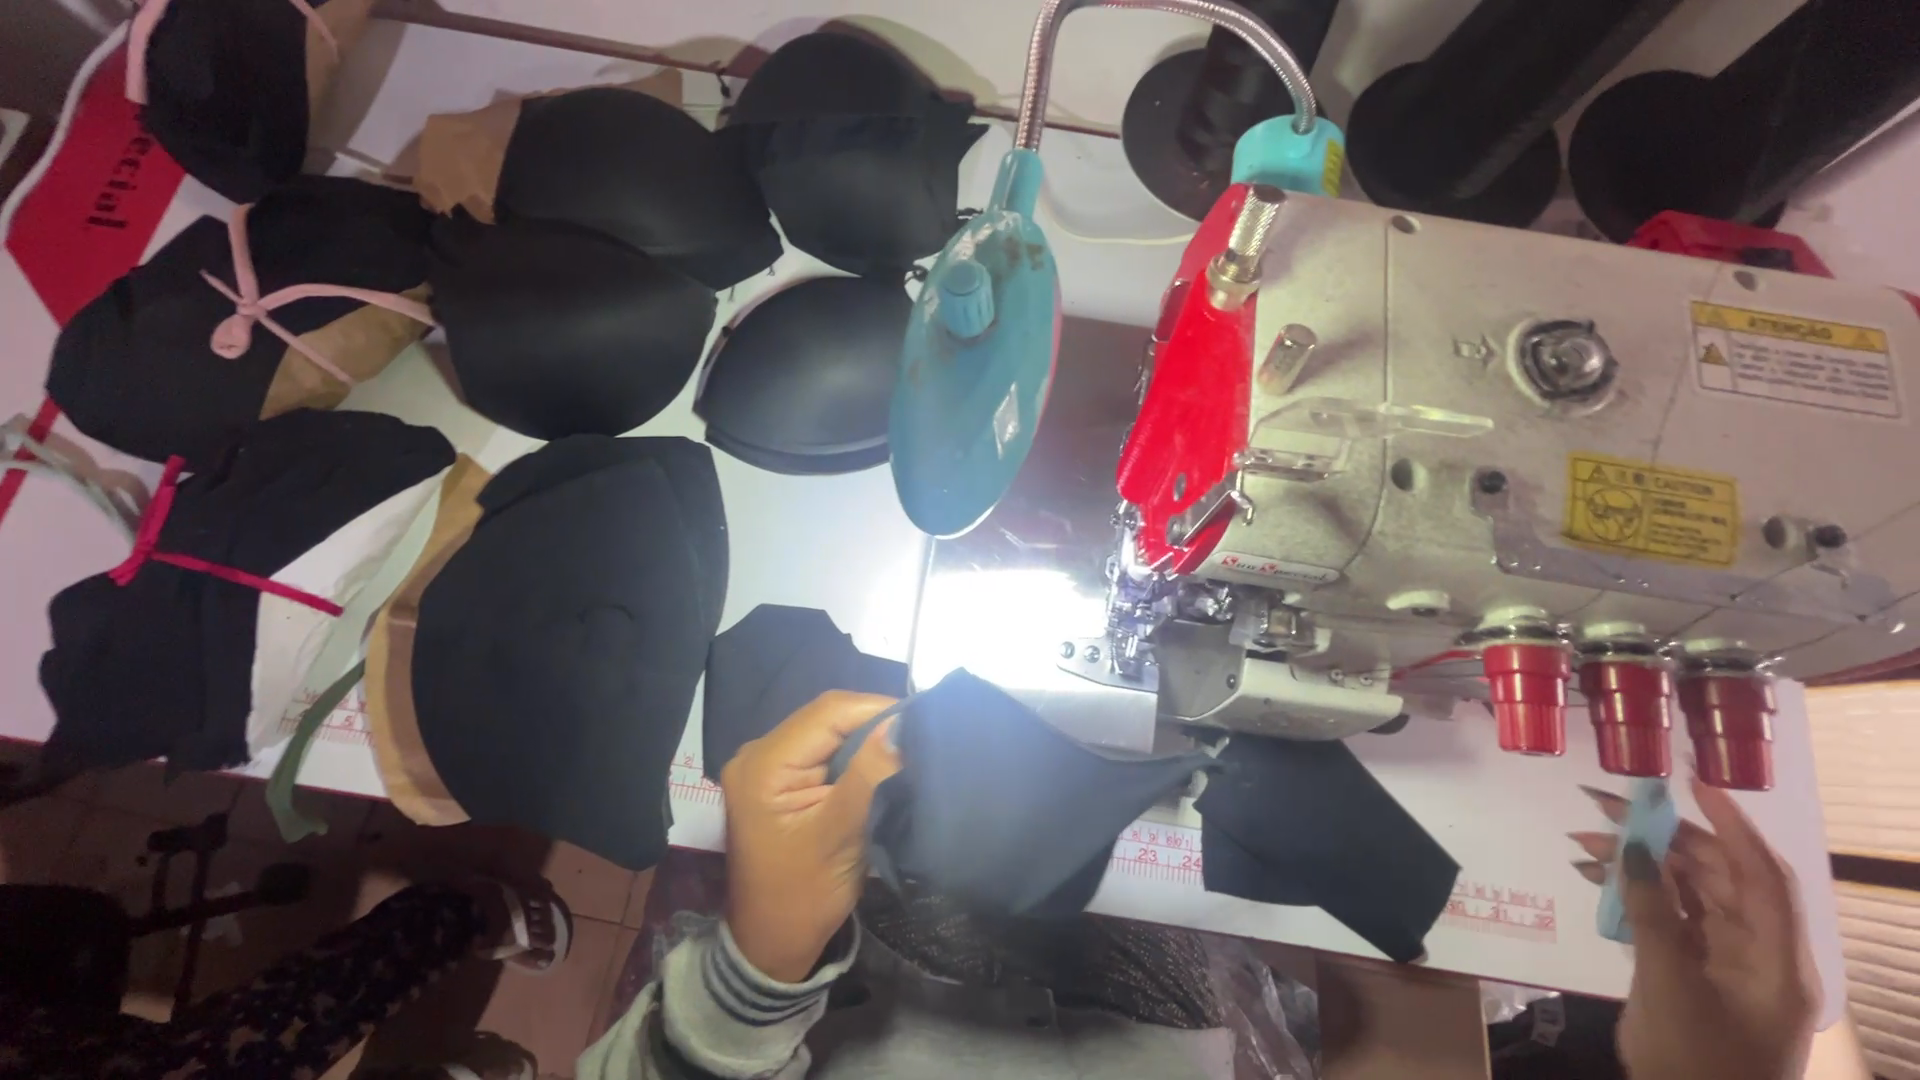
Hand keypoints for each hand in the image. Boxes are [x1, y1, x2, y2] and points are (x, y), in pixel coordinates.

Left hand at [720, 690, 900, 981]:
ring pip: (830, 730)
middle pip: (828, 716)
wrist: (771, 945)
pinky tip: (883, 761)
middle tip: (922, 734)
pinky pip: (825, 749)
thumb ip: (870, 776)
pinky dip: (856, 753)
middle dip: (876, 721)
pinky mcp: (782, 778)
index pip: (829, 712)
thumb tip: (903, 723)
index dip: (879, 708)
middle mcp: (759, 753)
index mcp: (764, 764)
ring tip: (909, 745)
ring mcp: (769, 764)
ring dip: (869, 736)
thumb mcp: (840, 836)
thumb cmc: (802, 898)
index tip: (924, 722)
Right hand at [1572, 779, 1819, 1079]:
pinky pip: (1669, 914)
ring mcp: (1728, 962)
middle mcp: (1760, 953)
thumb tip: (1630, 847)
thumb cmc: (1695, 1060)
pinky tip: (1593, 876)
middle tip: (1601, 804)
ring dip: (1638, 862)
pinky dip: (1634, 891)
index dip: (1732, 825)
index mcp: (1777, 961)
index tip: (1693, 782)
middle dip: (1661, 836)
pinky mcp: (1697, 969)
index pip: (1762, 876)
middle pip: (1717, 876)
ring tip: (1580, 841)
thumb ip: (1651, 913)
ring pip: (1687, 891)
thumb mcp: (1668, 985)